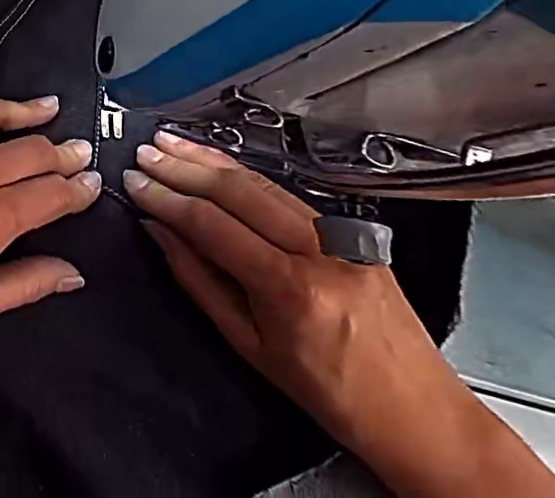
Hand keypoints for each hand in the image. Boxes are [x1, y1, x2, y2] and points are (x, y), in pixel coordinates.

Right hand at [126, 133, 554, 496]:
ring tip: (170, 143)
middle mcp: (317, 249)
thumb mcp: (252, 348)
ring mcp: (338, 232)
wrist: (419, 411)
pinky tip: (217, 162)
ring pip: (260, 181)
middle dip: (182, 166)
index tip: (135, 182)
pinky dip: (244, 173)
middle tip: (145, 153)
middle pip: (235, 190)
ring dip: (210, 159)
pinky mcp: (349, 226)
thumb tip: (161, 233)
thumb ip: (199, 283)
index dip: (166, 198)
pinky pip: (284, 192)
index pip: (212, 224)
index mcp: (290, 289)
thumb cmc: (332, 395)